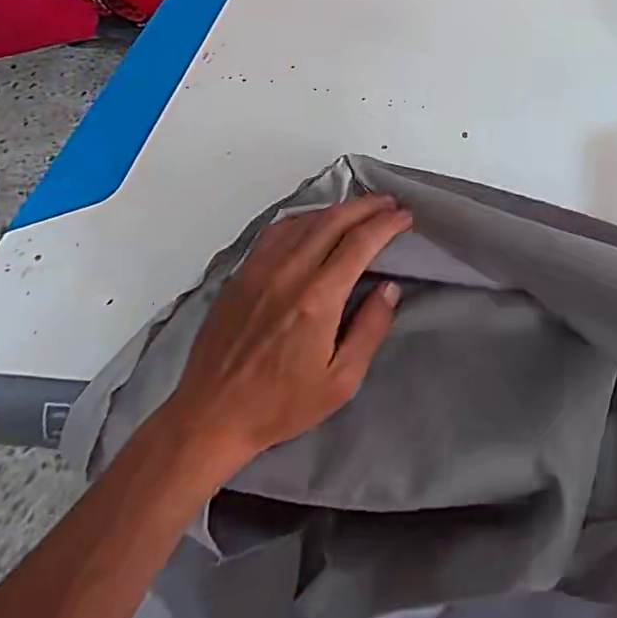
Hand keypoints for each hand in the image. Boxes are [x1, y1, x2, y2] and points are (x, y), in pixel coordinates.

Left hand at [158, 195, 410, 469]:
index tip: (405, 216)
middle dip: (366, 206)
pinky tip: (313, 221)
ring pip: (304, 220)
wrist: (211, 415)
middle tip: (389, 202)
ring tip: (359, 208)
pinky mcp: (241, 274)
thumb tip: (389, 288)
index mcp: (317, 299)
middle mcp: (288, 273)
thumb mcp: (341, 381)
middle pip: (333, 220)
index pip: (359, 243)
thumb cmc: (281, 404)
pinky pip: (276, 231)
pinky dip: (303, 217)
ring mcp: (260, 269)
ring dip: (337, 208)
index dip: (386, 224)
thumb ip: (370, 329)